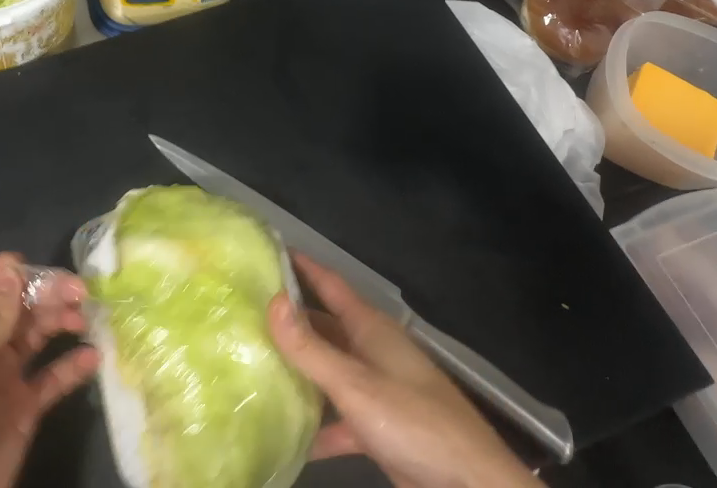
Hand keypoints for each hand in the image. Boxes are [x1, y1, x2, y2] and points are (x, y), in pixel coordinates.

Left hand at [0, 253, 99, 487]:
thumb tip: (13, 270)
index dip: (13, 270)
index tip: (44, 273)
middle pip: (18, 304)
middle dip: (48, 292)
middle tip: (81, 293)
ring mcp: (2, 377)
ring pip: (38, 334)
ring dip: (62, 321)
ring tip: (86, 319)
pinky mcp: (23, 410)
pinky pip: (52, 378)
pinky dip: (72, 366)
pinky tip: (92, 357)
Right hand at [268, 255, 538, 487]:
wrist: (472, 485)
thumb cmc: (416, 423)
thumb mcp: (357, 385)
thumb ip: (311, 349)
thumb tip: (271, 301)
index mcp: (371, 329)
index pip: (330, 284)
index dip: (301, 266)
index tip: (267, 251)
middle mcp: (373, 352)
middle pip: (325, 327)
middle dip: (290, 321)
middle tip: (245, 315)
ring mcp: (378, 390)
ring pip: (330, 372)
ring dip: (299, 372)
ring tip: (254, 368)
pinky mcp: (381, 427)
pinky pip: (340, 416)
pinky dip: (318, 423)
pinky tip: (289, 433)